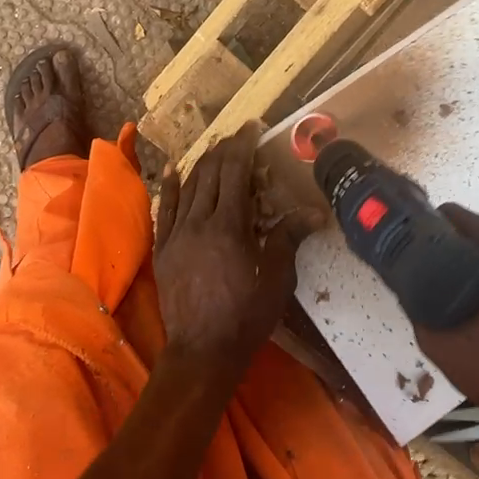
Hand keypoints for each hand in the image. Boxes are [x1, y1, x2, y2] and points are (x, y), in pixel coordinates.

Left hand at [154, 122, 302, 366]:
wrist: (202, 351)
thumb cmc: (246, 316)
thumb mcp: (276, 279)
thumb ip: (289, 238)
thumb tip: (316, 211)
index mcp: (229, 226)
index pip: (235, 171)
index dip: (243, 145)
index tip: (252, 127)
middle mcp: (199, 222)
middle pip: (210, 173)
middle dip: (224, 149)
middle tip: (238, 138)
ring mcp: (176, 233)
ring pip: (188, 186)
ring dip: (202, 163)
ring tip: (215, 149)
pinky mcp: (162, 247)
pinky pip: (165, 208)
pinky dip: (170, 185)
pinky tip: (173, 169)